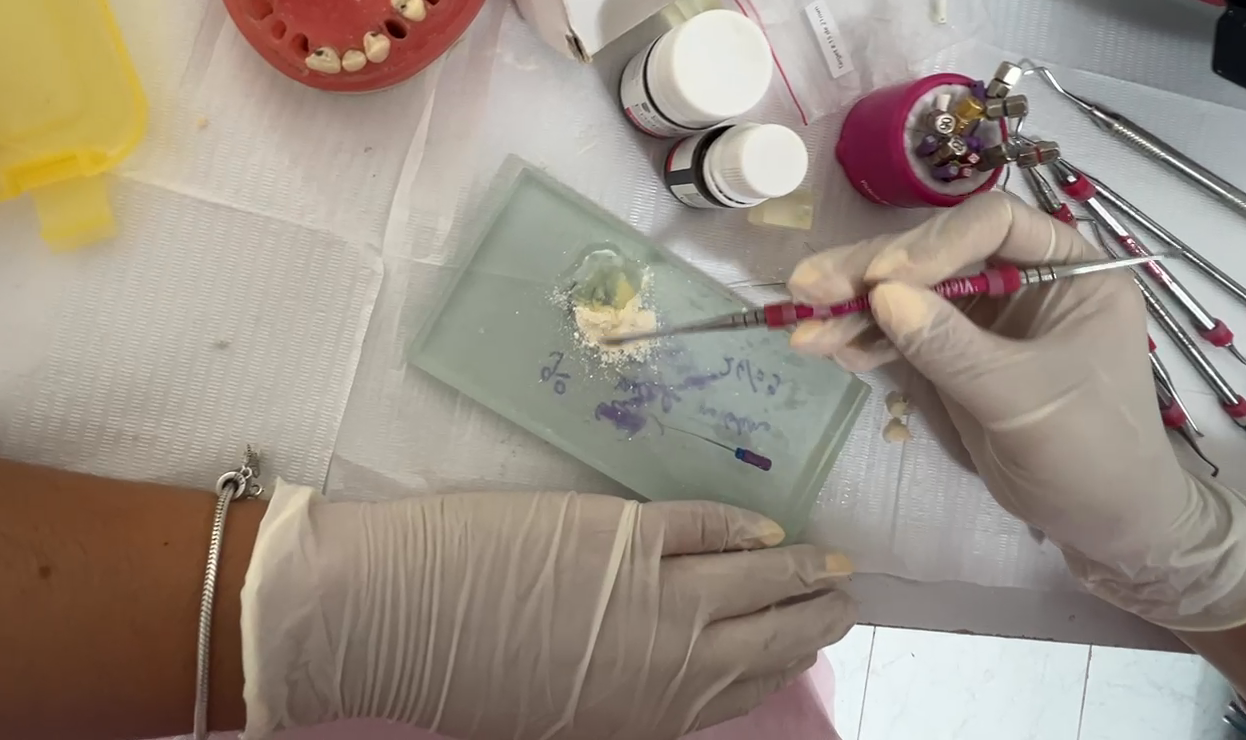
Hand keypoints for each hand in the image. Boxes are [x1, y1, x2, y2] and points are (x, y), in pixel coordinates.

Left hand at [240, 488, 856, 738]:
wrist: (397, 615)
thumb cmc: (464, 673)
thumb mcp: (560, 715)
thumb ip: (625, 696)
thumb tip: (673, 664)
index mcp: (650, 716)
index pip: (743, 689)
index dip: (785, 663)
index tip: (811, 641)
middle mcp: (669, 663)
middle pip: (766, 640)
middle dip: (814, 619)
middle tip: (848, 598)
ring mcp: (653, 595)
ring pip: (752, 582)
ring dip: (799, 570)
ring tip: (833, 561)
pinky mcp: (626, 534)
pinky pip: (705, 529)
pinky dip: (742, 529)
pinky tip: (768, 530)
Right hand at [786, 191, 1245, 631]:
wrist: (1099, 521)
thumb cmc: (1092, 455)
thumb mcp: (1025, 399)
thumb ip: (953, 347)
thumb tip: (881, 296)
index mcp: (1065, 267)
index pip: (991, 223)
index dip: (932, 242)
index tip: (882, 279)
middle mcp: (1018, 274)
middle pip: (931, 252)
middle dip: (867, 274)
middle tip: (806, 289)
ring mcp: (979, 309)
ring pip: (904, 289)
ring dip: (851, 308)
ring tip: (802, 330)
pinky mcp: (949, 343)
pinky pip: (897, 328)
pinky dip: (862, 339)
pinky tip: (831, 352)